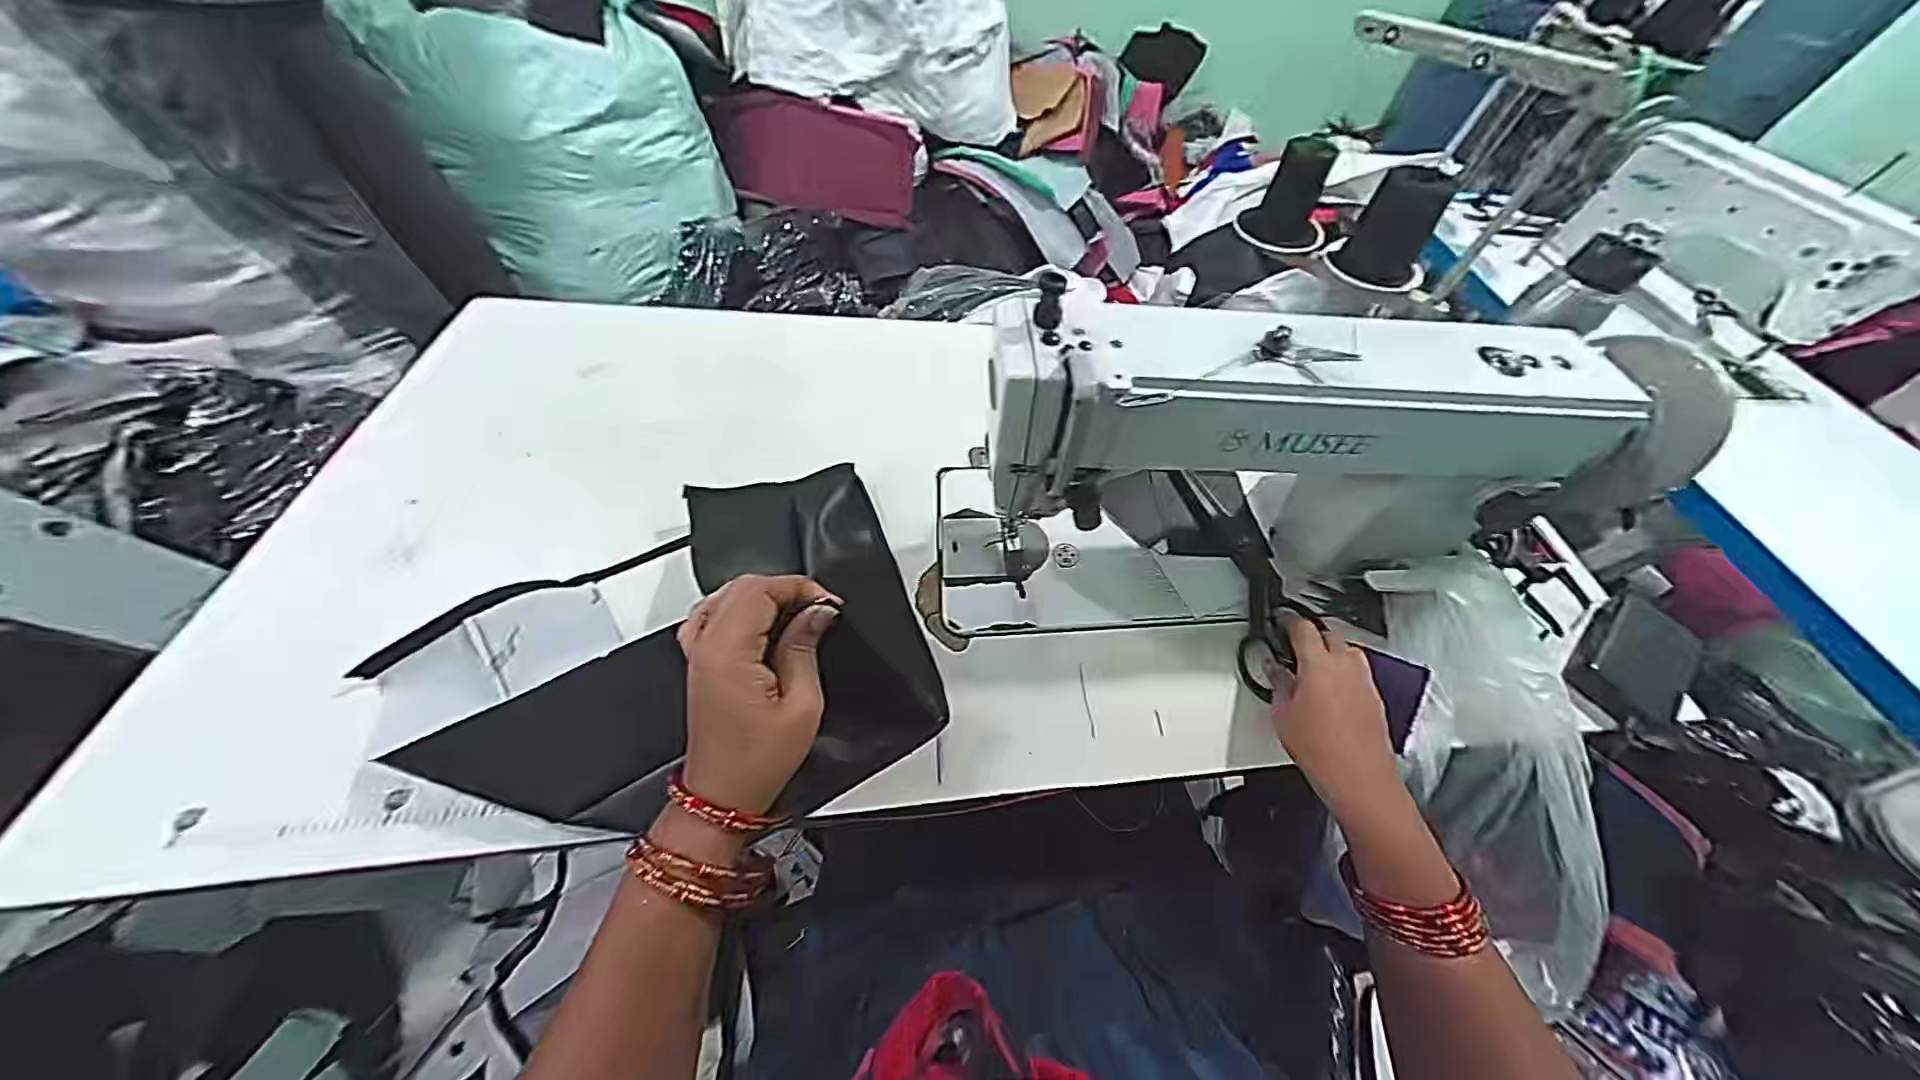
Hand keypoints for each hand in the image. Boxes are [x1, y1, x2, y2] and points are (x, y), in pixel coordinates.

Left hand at [677, 574, 840, 814]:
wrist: (724, 793)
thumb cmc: (757, 761)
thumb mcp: (802, 704)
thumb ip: (805, 647)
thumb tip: (817, 612)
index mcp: (728, 653)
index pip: (760, 590)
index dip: (799, 587)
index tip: (826, 603)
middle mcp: (706, 648)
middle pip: (742, 587)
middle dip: (785, 588)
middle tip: (818, 608)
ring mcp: (698, 655)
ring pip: (727, 596)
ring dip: (764, 596)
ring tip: (796, 613)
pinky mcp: (700, 664)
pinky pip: (712, 616)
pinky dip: (740, 609)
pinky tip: (762, 622)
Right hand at [1268, 614, 1401, 816]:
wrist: (1359, 778)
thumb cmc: (1323, 750)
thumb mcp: (1283, 714)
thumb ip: (1278, 683)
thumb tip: (1276, 671)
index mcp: (1319, 664)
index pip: (1303, 628)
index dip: (1288, 621)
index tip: (1280, 623)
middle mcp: (1347, 667)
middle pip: (1329, 633)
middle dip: (1310, 635)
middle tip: (1292, 645)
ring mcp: (1364, 682)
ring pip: (1347, 651)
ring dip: (1330, 652)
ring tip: (1311, 667)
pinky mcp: (1375, 698)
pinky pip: (1357, 672)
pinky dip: (1342, 672)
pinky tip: (1328, 689)